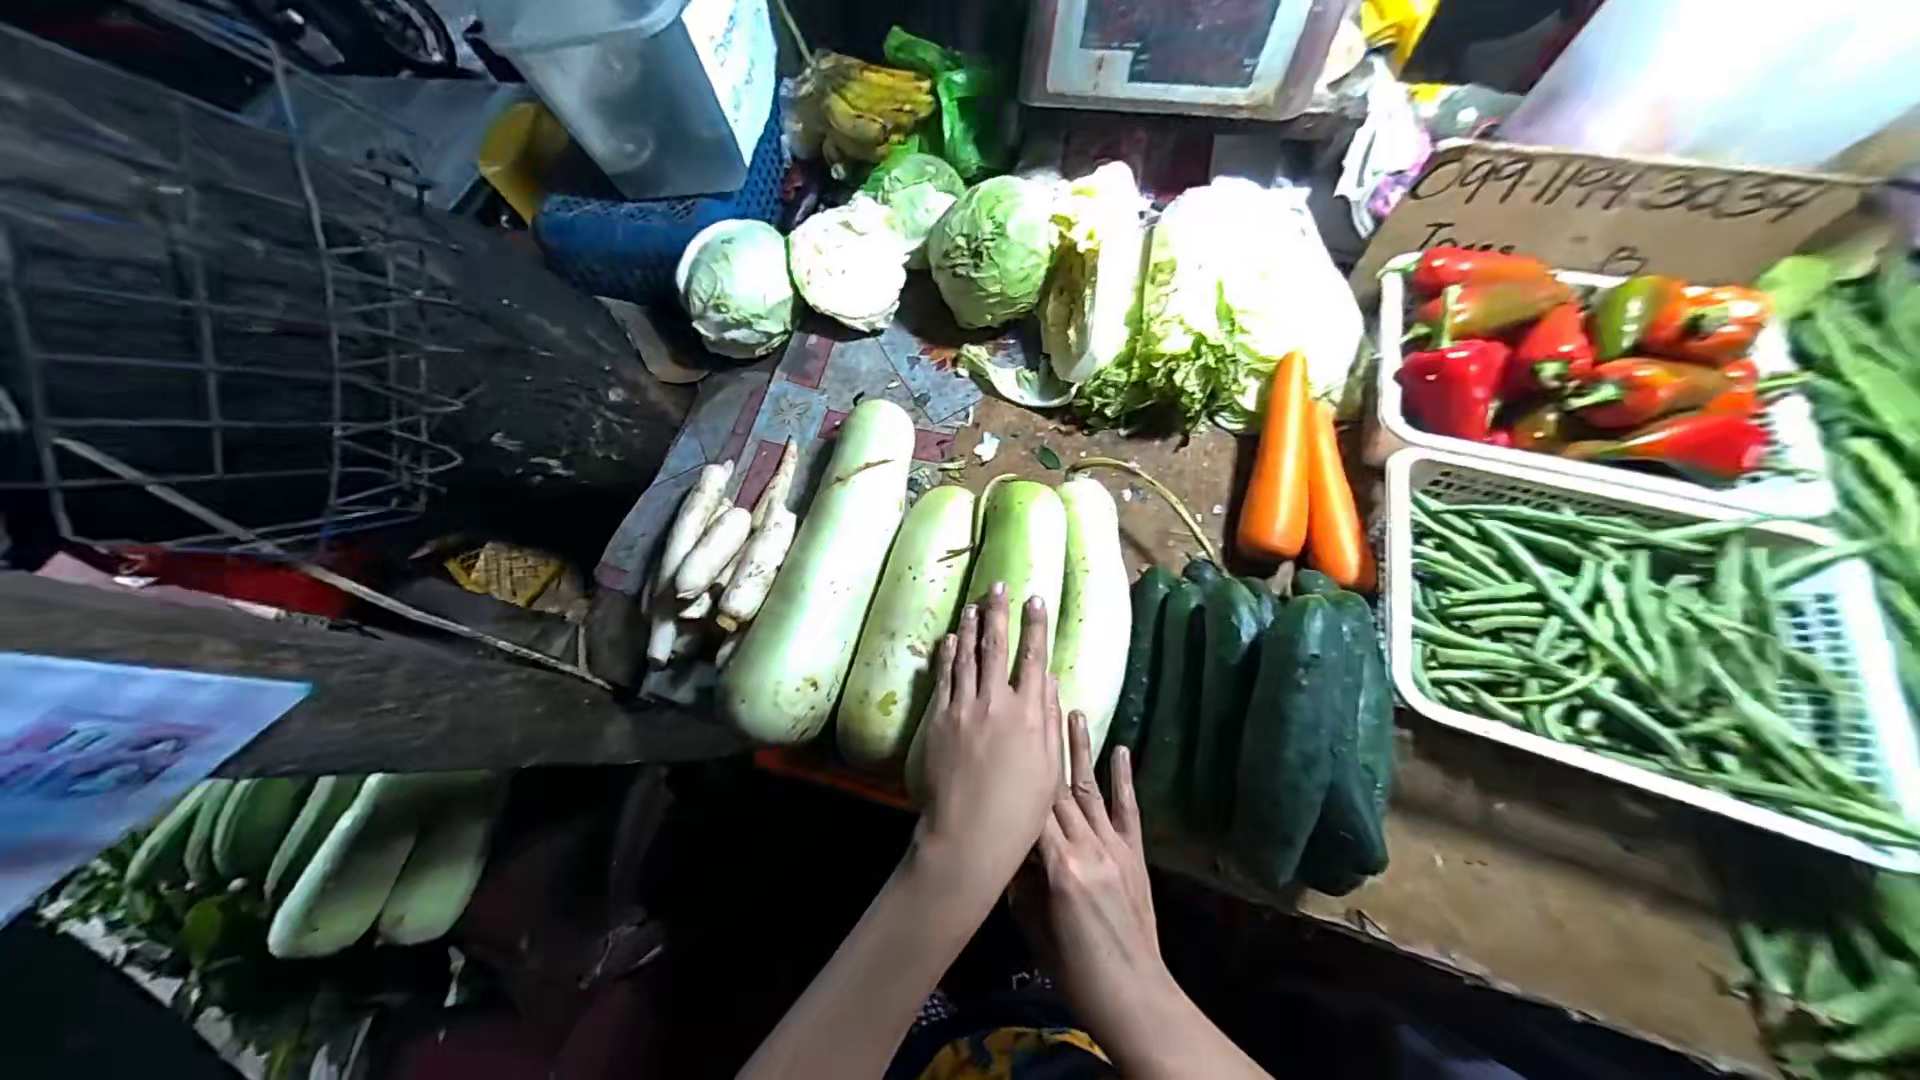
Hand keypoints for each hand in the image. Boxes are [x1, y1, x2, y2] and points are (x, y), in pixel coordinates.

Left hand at [914, 584, 1062, 885]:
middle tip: (998, 586)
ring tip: (973, 605)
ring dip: (970, 627)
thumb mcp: (1049, 767)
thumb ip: (1049, 719)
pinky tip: (948, 640)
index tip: (1035, 599)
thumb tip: (1050, 680)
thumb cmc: (1020, 809)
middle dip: (999, 612)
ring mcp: (964, 707)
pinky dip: (947, 656)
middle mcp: (996, 701)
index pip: (1034, 658)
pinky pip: (944, 678)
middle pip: (997, 647)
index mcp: (1028, 713)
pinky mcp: (938, 719)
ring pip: (967, 656)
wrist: (968, 832)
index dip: (1035, 626)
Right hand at [1038, 713, 1174, 1035]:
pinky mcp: (1135, 855)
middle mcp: (1087, 846)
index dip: (1018, 775)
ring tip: (1072, 711)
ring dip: (1080, 749)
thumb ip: (1020, 883)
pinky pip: (1127, 811)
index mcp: (1059, 867)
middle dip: (1044, 747)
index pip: (1032, 811)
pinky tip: (1120, 749)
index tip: (1007, 737)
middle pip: (1058, 790)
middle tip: (1034, 707)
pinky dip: (1123, 779)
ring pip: (1091, 788)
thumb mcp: (1034, 928)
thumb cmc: (1075, 971)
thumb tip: (1009, 848)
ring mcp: (1115, 847)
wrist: (1133, 996)